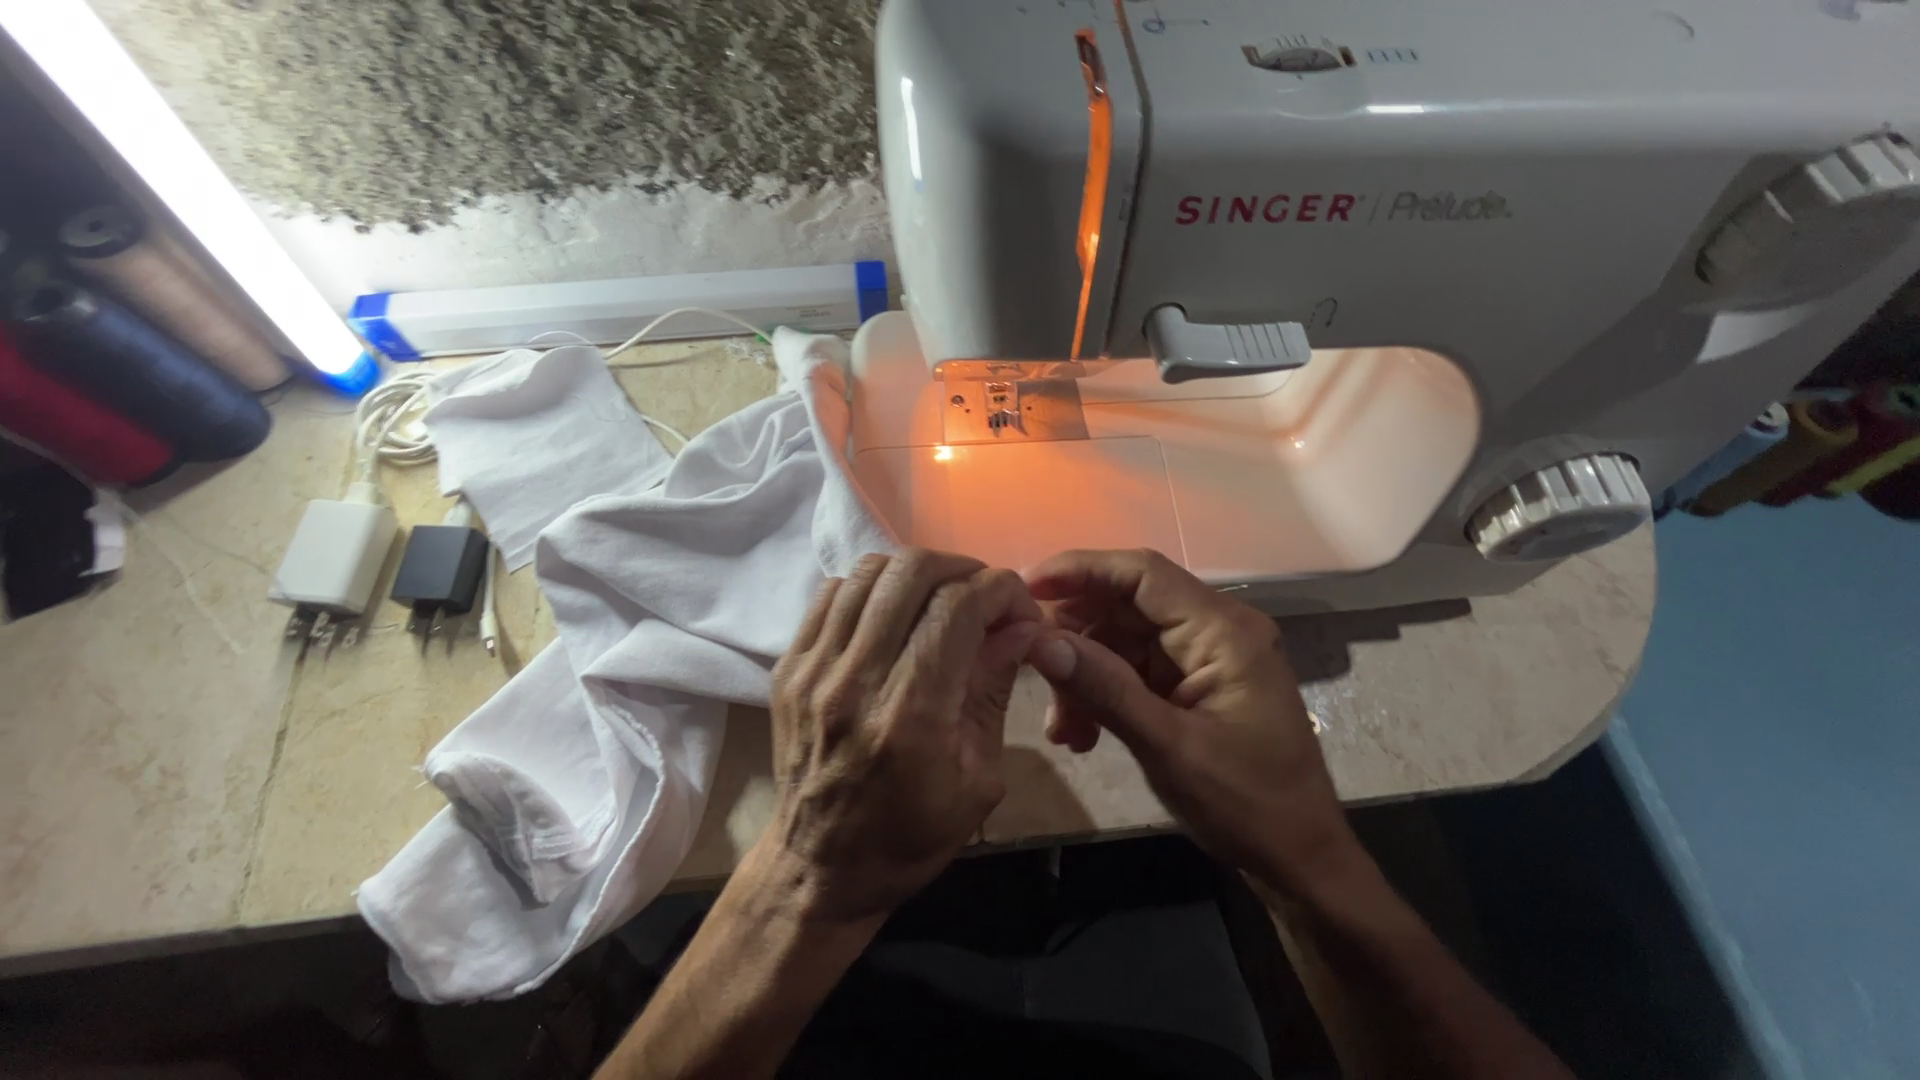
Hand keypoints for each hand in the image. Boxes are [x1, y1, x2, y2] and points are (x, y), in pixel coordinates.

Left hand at [765, 548, 1041, 923]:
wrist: (818, 867)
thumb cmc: (910, 837)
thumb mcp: (979, 779)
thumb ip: (994, 690)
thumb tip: (1021, 627)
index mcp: (910, 716)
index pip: (959, 607)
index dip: (1002, 592)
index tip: (1021, 612)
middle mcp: (854, 680)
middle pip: (913, 571)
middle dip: (964, 569)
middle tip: (984, 598)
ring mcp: (812, 669)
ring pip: (871, 571)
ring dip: (919, 574)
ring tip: (941, 601)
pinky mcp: (787, 667)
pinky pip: (833, 592)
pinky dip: (875, 589)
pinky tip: (894, 616)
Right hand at [1023, 549, 1356, 891]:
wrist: (1299, 858)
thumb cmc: (1247, 805)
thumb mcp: (1169, 749)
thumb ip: (1105, 689)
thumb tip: (1041, 642)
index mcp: (1224, 632)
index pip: (1142, 574)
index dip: (1080, 570)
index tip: (1025, 589)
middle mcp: (1216, 629)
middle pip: (1126, 604)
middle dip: (1075, 636)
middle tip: (1029, 670)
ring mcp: (1205, 655)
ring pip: (1122, 639)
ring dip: (1083, 675)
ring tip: (1061, 728)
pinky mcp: (1194, 681)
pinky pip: (1134, 669)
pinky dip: (1102, 694)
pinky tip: (1081, 735)